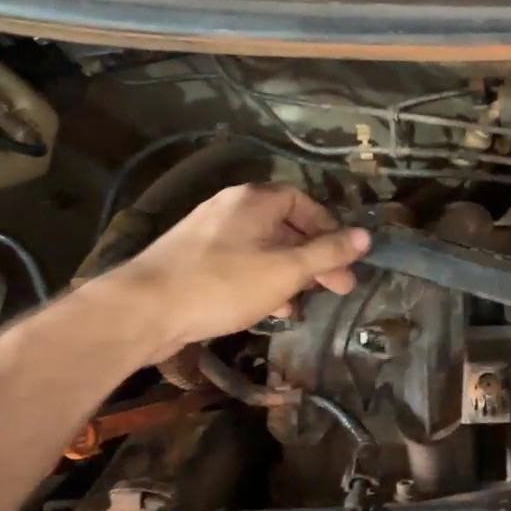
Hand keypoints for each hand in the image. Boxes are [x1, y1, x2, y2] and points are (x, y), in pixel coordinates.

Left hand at [100, 183, 368, 363]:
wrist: (145, 309)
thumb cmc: (223, 284)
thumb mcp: (286, 270)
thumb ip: (327, 253)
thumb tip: (365, 236)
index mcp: (253, 200)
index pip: (303, 201)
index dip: (329, 228)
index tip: (344, 258)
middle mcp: (230, 208)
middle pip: (284, 225)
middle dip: (314, 257)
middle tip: (337, 287)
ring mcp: (208, 233)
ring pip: (263, 247)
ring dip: (290, 273)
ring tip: (304, 303)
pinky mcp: (193, 260)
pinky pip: (240, 263)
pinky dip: (262, 280)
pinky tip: (270, 308)